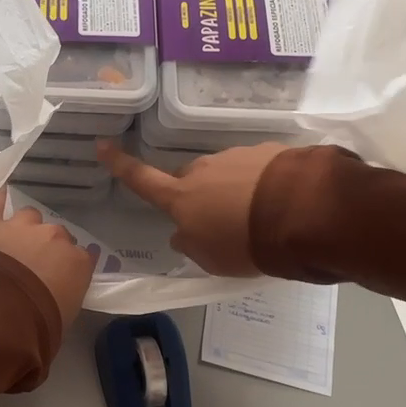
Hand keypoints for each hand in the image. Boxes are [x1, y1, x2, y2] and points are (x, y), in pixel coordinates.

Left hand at [0, 188, 94, 329]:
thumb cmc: (34, 327)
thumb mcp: (62, 318)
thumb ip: (66, 296)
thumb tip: (58, 295)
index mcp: (77, 262)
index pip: (81, 258)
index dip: (67, 267)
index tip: (58, 279)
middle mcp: (54, 237)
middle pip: (55, 235)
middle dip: (46, 248)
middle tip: (31, 267)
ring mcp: (20, 226)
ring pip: (29, 217)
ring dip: (24, 228)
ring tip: (11, 244)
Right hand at [97, 139, 288, 276]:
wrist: (302, 213)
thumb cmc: (246, 244)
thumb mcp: (211, 260)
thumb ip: (192, 245)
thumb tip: (181, 234)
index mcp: (181, 198)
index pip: (141, 180)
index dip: (120, 165)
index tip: (102, 146)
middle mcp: (203, 170)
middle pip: (191, 180)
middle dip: (201, 196)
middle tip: (222, 222)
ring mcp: (236, 157)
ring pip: (226, 174)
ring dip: (235, 192)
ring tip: (261, 219)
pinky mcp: (268, 152)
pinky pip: (257, 170)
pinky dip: (263, 186)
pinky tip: (281, 206)